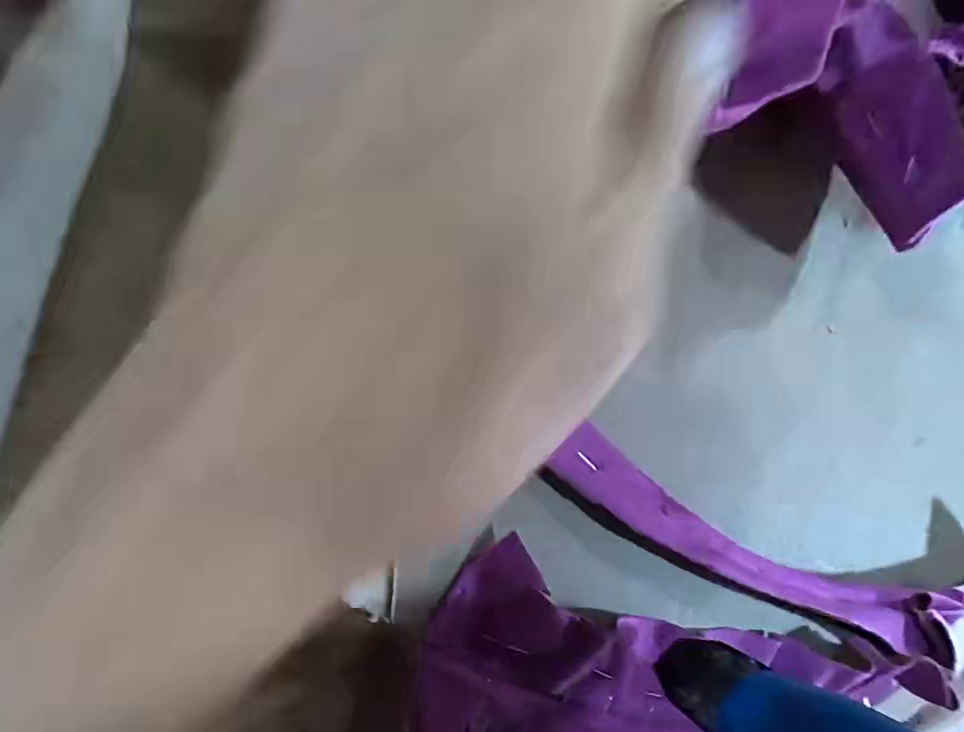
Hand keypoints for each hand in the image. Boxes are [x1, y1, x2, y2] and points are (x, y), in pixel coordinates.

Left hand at [0, 0, 743, 731]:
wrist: (262, 455)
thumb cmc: (466, 396)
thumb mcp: (611, 298)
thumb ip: (662, 142)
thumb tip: (701, 31)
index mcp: (554, 34)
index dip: (654, 26)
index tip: (669, 73)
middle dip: (590, 41)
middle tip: (598, 119)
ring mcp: (335, 13)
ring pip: (459, 8)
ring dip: (506, 50)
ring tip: (520, 141)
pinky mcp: (269, 65)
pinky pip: (371, 18)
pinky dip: (427, 49)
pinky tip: (432, 122)